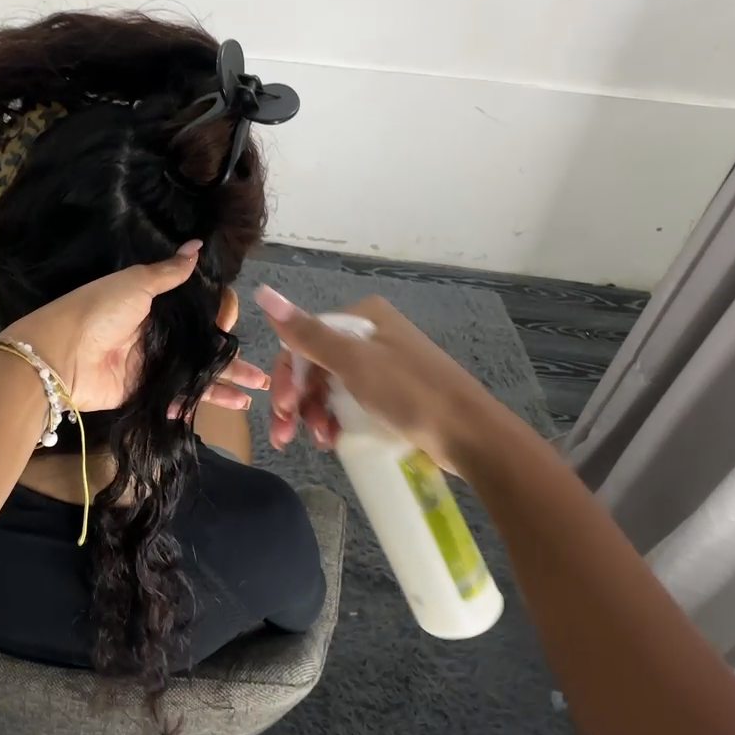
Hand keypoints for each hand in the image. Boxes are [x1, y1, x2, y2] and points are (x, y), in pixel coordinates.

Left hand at [3, 242, 269, 413]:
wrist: (60, 355)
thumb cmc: (98, 311)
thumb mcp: (135, 283)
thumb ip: (170, 272)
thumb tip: (198, 246)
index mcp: (154, 306)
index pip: (197, 312)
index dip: (219, 315)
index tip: (234, 318)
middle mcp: (157, 337)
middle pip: (202, 348)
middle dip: (233, 358)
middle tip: (265, 371)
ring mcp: (153, 368)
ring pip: (198, 377)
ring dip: (226, 383)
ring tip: (257, 391)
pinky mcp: (145, 395)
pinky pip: (180, 399)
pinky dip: (203, 404)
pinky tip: (232, 405)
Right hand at [255, 287, 510, 474]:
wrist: (471, 435)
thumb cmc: (411, 394)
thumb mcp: (354, 363)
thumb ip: (307, 334)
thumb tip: (263, 294)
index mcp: (363, 318)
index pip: (305, 340)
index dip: (288, 375)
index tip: (282, 410)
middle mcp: (371, 336)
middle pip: (315, 365)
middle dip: (297, 400)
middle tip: (287, 435)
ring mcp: (383, 366)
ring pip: (330, 387)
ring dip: (314, 414)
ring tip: (318, 441)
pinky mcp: (393, 394)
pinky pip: (350, 402)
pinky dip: (335, 420)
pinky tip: (332, 439)